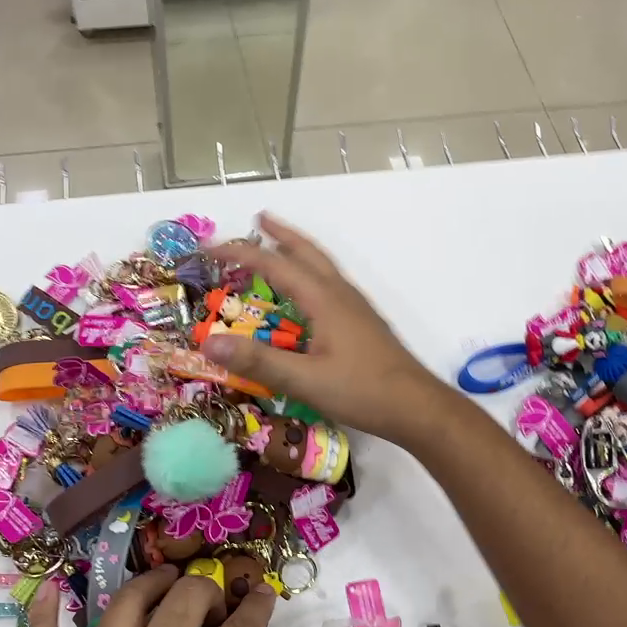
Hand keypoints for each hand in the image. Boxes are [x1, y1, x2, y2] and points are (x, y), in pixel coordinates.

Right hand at [204, 214, 449, 444]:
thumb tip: (210, 342)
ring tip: (280, 245)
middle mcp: (341, 294)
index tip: (210, 248)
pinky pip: (330, 284)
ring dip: (299, 251)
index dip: (241, 254)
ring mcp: (356, 308)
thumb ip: (258, 361)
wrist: (417, 407)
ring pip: (323, 266)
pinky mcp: (363, 323)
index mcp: (325, 300)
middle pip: (308, 253)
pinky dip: (311, 273)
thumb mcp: (305, 380)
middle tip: (260, 219)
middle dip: (281, 234)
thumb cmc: (363, 392)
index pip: (276, 265)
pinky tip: (309, 294)